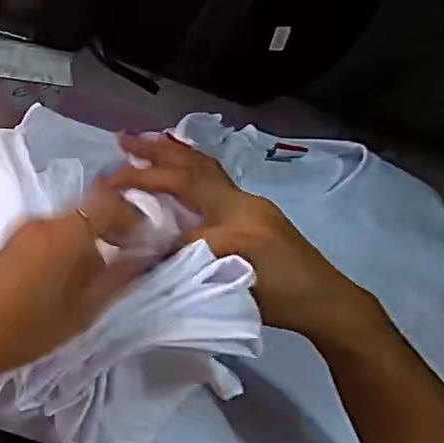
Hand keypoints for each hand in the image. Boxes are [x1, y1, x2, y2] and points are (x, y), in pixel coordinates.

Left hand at [0, 184, 149, 388]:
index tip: (141, 241)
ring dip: (84, 241)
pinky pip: (44, 235)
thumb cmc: (35, 326)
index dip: (132, 217)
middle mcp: (43, 221)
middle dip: (109, 230)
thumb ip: (121, 276)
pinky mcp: (7, 244)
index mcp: (68, 230)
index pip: (110, 202)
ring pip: (65, 225)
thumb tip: (144, 256)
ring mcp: (20, 230)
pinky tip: (61, 280)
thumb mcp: (88, 307)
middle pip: (86, 211)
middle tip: (122, 258)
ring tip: (90, 277)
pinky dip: (62, 247)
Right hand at [112, 132, 386, 344]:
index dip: (147, 234)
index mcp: (238, 231)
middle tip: (121, 141)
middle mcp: (244, 206)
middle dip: (153, 157)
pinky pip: (215, 175)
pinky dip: (190, 161)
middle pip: (192, 173)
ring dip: (171, 151)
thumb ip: (191, 272)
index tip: (116, 234)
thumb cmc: (282, 303)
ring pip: (205, 167)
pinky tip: (177, 155)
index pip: (179, 228)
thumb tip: (148, 262)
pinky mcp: (252, 205)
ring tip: (142, 138)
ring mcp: (250, 202)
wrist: (327, 301)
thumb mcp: (233, 294)